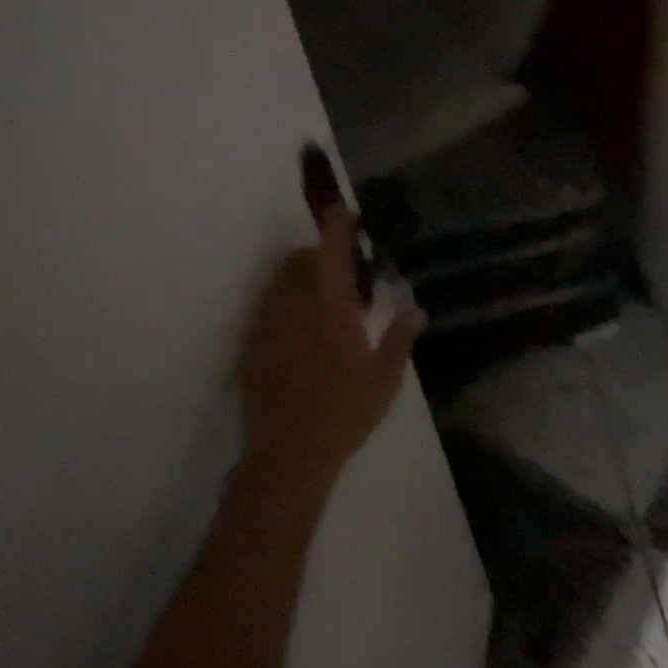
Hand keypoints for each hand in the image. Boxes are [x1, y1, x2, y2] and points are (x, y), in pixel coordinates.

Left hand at [236, 206, 423, 490]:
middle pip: (300, 260)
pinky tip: (306, 335)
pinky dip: (287, 305)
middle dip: (322, 255)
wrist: (289, 454)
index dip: (337, 225)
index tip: (348, 213)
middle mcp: (292, 306)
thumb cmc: (345, 412)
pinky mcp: (252, 346)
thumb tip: (416, 308)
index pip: (329, 250)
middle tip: (348, 273)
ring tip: (327, 303)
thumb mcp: (386, 377)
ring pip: (280, 282)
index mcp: (329, 307)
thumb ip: (400, 337)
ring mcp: (267, 325)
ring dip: (302, 278)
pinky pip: (269, 309)